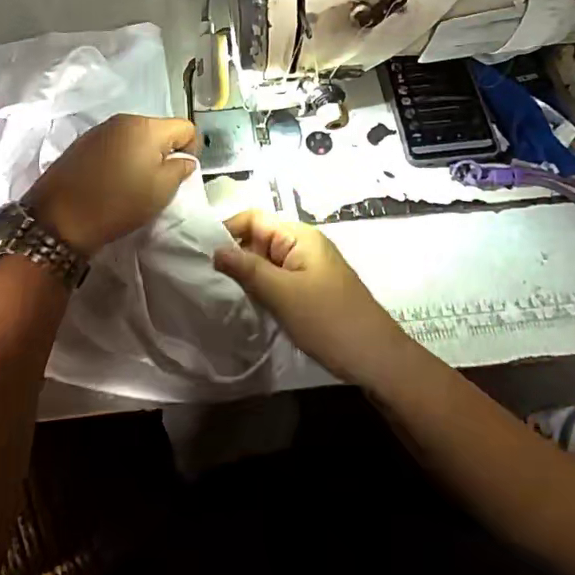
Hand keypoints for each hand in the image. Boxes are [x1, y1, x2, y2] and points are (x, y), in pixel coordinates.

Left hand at [23, 114, 196, 255]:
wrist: (58, 220)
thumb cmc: (118, 203)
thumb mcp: (162, 190)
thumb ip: (181, 168)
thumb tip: (184, 159)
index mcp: (146, 127)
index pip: (186, 127)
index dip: (190, 149)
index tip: (181, 174)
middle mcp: (123, 120)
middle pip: (159, 130)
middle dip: (164, 151)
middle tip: (157, 181)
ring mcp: (99, 130)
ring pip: (136, 137)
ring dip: (141, 154)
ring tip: (133, 182)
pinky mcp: (81, 143)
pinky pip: (114, 144)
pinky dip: (120, 158)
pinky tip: (112, 180)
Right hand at [212, 210, 417, 386]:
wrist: (375, 356)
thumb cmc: (328, 320)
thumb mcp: (283, 293)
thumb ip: (248, 269)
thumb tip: (215, 248)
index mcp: (300, 236)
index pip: (255, 218)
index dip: (227, 229)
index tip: (199, 254)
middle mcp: (304, 246)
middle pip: (259, 239)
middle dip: (234, 254)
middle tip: (204, 278)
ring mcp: (309, 269)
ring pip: (267, 262)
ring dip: (247, 275)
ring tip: (219, 293)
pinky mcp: (311, 291)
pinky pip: (279, 281)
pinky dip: (262, 290)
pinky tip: (247, 305)